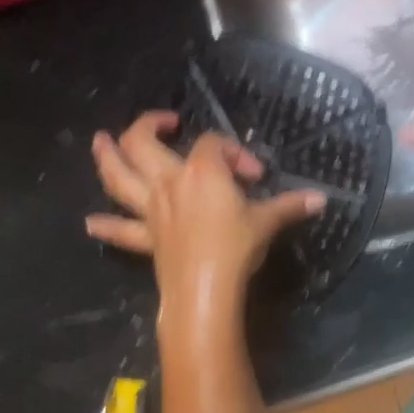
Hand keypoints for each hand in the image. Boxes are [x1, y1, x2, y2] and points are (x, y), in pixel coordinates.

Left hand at [87, 112, 325, 321]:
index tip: (255, 175)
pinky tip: (92, 223)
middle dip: (148, 127)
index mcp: (202, 172)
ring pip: (118, 177)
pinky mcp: (145, 238)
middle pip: (143, 144)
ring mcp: (151, 210)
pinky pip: (122, 229)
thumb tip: (321, 199)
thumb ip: (290, 206)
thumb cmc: (237, 247)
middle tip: (164, 123)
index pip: (213, 144)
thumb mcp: (268, 223)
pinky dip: (107, 225)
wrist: (205, 289)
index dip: (235, 152)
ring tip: (99, 141)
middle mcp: (169, 183)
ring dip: (106, 157)